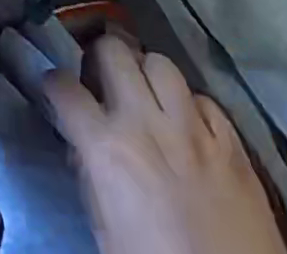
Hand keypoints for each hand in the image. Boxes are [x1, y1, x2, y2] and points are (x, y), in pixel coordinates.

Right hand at [44, 35, 286, 253]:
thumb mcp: (106, 233)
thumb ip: (91, 181)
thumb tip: (83, 149)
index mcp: (107, 149)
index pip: (66, 89)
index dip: (54, 82)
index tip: (55, 86)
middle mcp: (146, 123)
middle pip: (115, 52)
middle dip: (100, 56)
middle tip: (100, 75)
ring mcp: (193, 127)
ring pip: (161, 62)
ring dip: (146, 71)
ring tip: (144, 92)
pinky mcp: (231, 140)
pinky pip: (202, 97)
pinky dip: (188, 102)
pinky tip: (187, 123)